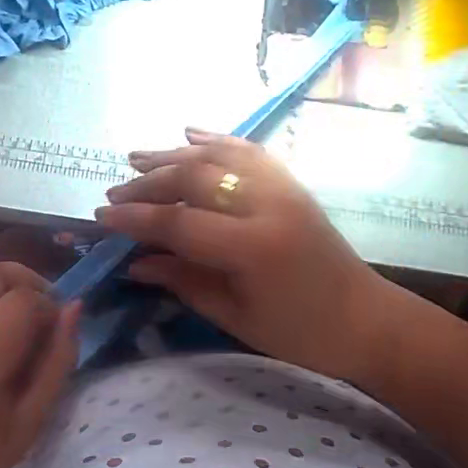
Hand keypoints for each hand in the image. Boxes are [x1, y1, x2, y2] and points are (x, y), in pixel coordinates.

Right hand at [95, 128, 401, 382]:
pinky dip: (218, 140)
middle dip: (149, 183)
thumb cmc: (301, 333)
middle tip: (115, 192)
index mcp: (253, 246)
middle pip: (195, 178)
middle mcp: (268, 204)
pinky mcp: (293, 185)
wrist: (366, 319)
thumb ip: (184, 281)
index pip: (180, 221)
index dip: (136, 217)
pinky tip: (192, 133)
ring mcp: (284, 188)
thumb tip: (136, 262)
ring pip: (219, 155)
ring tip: (138, 158)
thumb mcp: (235, 316)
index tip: (102, 216)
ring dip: (175, 154)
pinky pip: (250, 152)